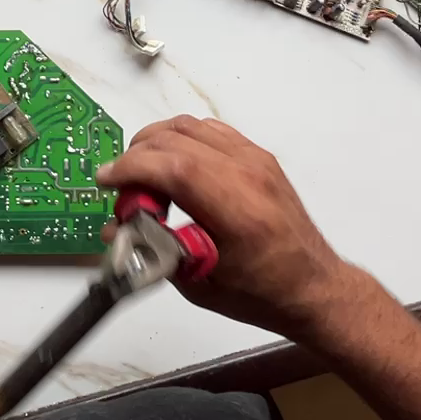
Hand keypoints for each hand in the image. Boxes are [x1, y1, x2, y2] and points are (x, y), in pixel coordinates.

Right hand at [95, 116, 366, 337]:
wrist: (314, 287)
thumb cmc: (261, 293)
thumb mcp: (198, 284)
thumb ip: (154, 250)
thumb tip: (115, 228)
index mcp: (238, 210)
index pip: (174, 166)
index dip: (131, 168)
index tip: (106, 180)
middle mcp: (248, 174)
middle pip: (175, 139)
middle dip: (135, 157)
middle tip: (121, 188)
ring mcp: (255, 158)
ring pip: (188, 126)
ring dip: (155, 143)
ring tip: (141, 175)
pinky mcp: (257, 154)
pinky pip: (207, 129)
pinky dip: (179, 139)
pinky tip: (170, 166)